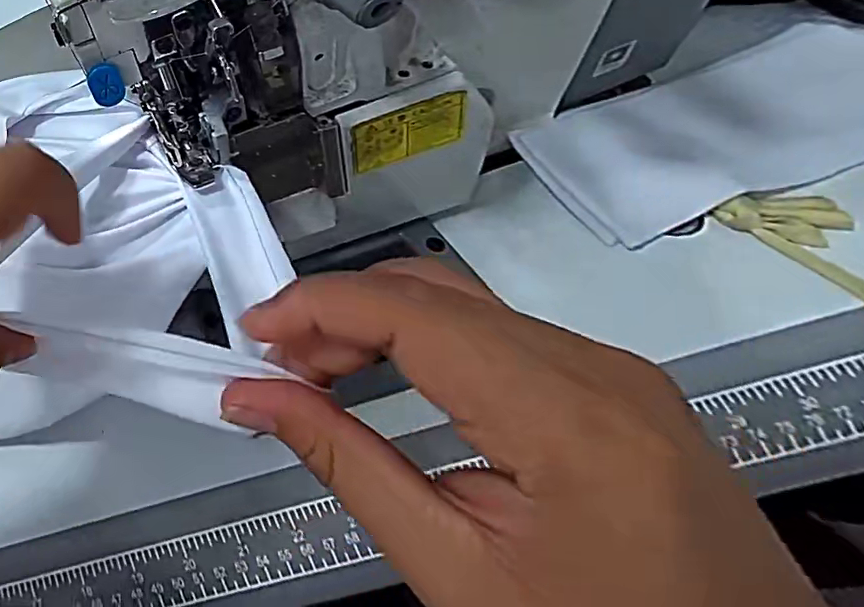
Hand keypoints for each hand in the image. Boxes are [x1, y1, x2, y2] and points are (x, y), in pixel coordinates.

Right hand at [219, 260, 817, 606]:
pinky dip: (419, 337)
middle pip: (428, 291)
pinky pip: (492, 327)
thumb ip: (342, 463)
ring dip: (372, 320)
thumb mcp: (454, 572)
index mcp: (567, 418)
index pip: (408, 312)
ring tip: (319, 370)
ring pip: (455, 300)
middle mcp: (598, 369)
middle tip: (279, 362)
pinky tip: (385, 371)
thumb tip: (251, 397)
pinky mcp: (611, 382)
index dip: (314, 305)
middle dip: (336, 312)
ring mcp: (612, 370)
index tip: (253, 331)